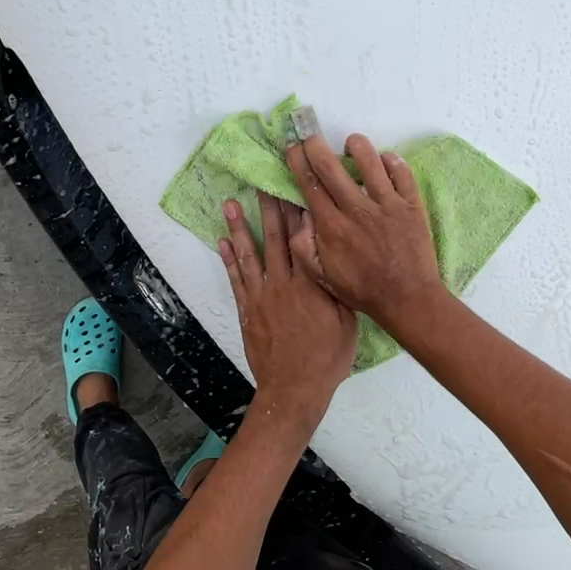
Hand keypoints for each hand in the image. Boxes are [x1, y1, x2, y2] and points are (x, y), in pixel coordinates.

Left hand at [220, 192, 357, 422]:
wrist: (294, 388)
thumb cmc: (328, 358)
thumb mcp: (347, 321)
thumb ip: (337, 287)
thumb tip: (334, 257)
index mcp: (312, 284)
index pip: (304, 239)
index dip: (299, 212)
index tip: (295, 187)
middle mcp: (284, 284)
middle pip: (275, 238)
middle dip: (270, 208)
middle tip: (263, 181)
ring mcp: (262, 296)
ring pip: (250, 254)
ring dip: (239, 227)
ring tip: (231, 203)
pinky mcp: (248, 310)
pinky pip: (236, 279)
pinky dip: (229, 259)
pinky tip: (223, 240)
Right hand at [284, 134, 446, 327]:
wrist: (407, 298)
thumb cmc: (362, 289)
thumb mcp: (323, 277)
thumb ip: (304, 248)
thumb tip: (298, 217)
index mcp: (332, 227)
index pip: (309, 184)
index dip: (298, 162)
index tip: (292, 148)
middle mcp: (357, 210)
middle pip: (331, 167)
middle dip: (316, 146)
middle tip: (310, 135)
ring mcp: (387, 206)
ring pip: (369, 162)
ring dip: (357, 146)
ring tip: (351, 143)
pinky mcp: (411, 206)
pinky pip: (402, 173)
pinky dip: (392, 161)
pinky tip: (385, 159)